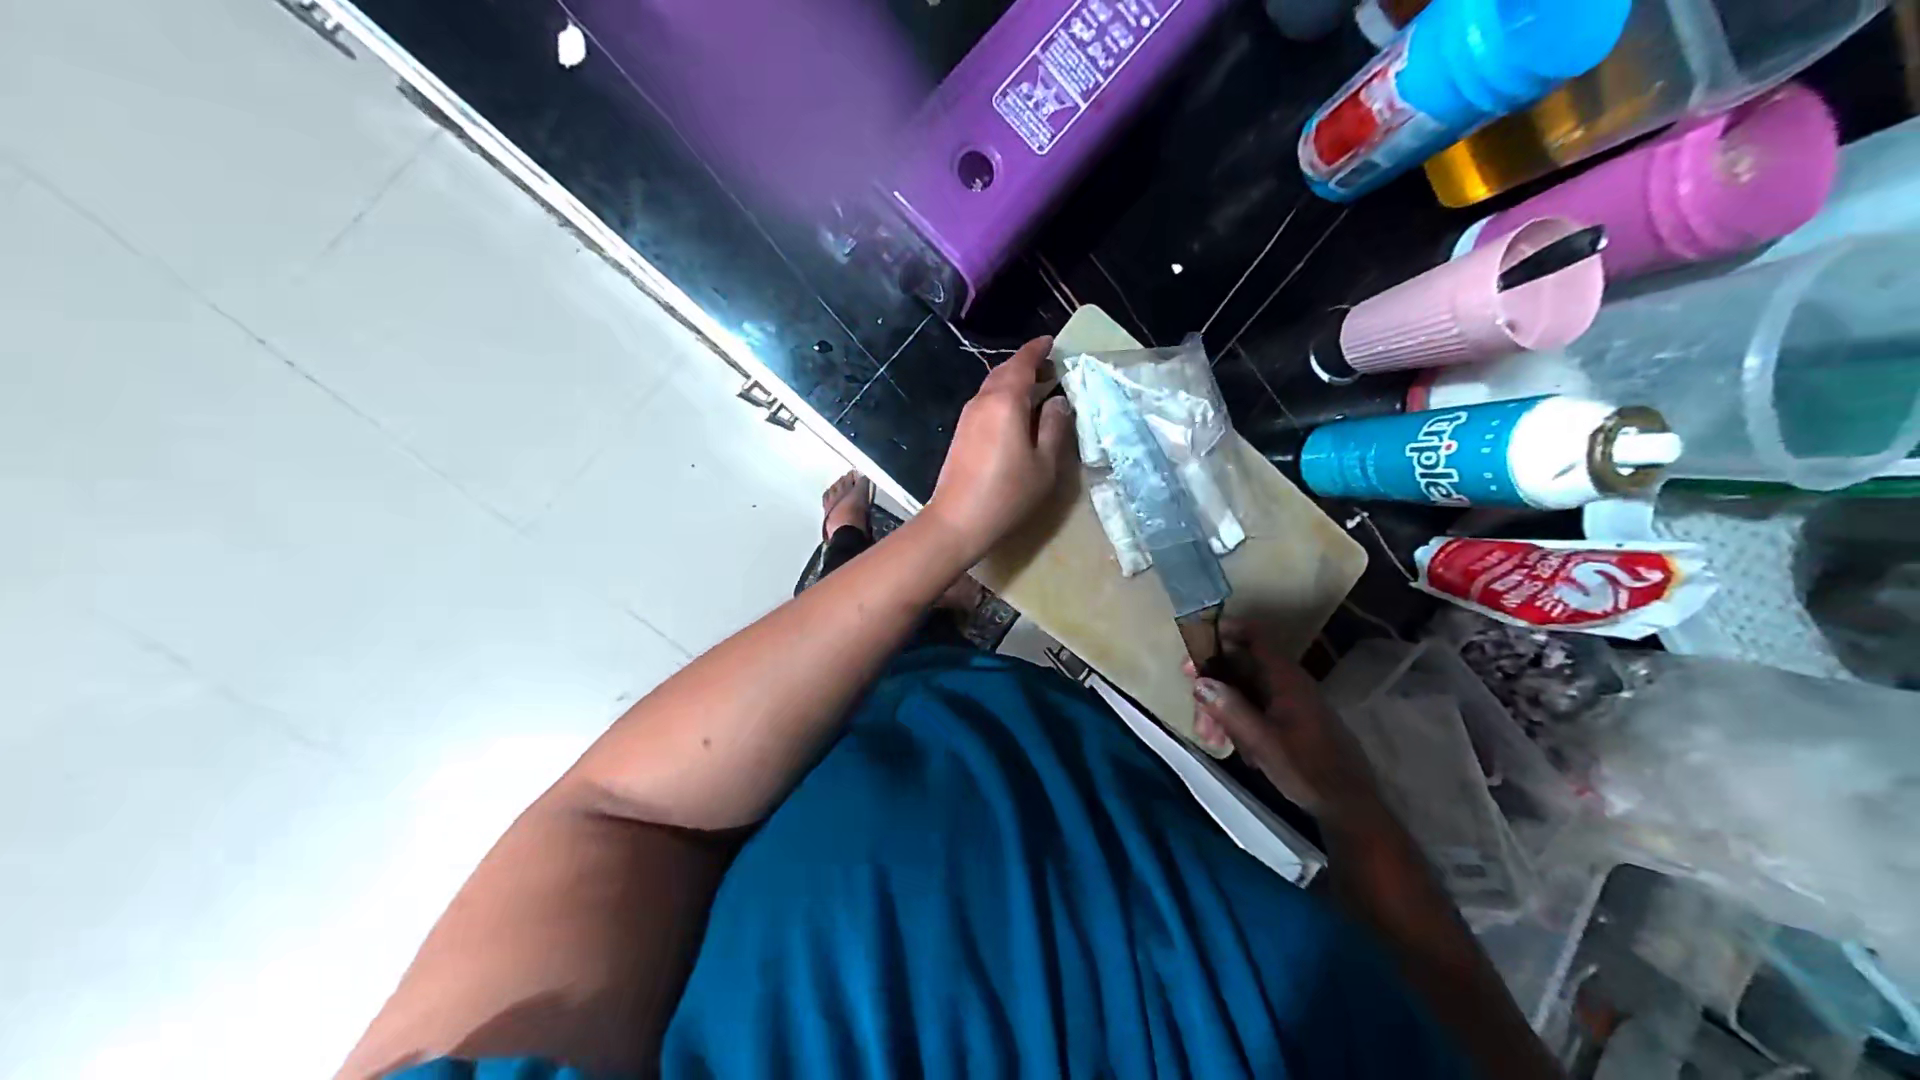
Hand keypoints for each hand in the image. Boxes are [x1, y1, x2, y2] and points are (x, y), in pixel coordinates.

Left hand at [923, 336, 1072, 558]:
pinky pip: (986, 403)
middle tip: (1051, 368)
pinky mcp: (961, 433)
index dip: (1038, 350)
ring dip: (1015, 382)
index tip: (1052, 343)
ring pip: (993, 387)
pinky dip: (1003, 398)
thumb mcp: (1044, 463)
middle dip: (1027, 365)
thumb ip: (1054, 427)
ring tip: (1038, 389)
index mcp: (1005, 401)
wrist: (957, 521)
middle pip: (1005, 372)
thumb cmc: (1007, 493)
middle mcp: (982, 401)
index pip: (1022, 362)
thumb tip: (1058, 401)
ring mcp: (968, 417)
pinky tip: (1017, 414)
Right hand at [1185, 620, 1385, 823]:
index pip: (1254, 637)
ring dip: (1223, 708)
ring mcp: (1290, 702)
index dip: (1224, 633)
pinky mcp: (1291, 720)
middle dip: (1214, 686)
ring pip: (1245, 691)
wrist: (1349, 805)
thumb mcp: (1262, 742)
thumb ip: (1230, 709)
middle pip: (1241, 667)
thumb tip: (1200, 682)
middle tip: (1195, 710)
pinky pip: (1256, 708)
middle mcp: (1288, 683)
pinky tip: (1234, 746)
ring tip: (1211, 739)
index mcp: (1285, 679)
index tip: (1195, 646)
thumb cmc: (1307, 769)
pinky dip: (1238, 721)